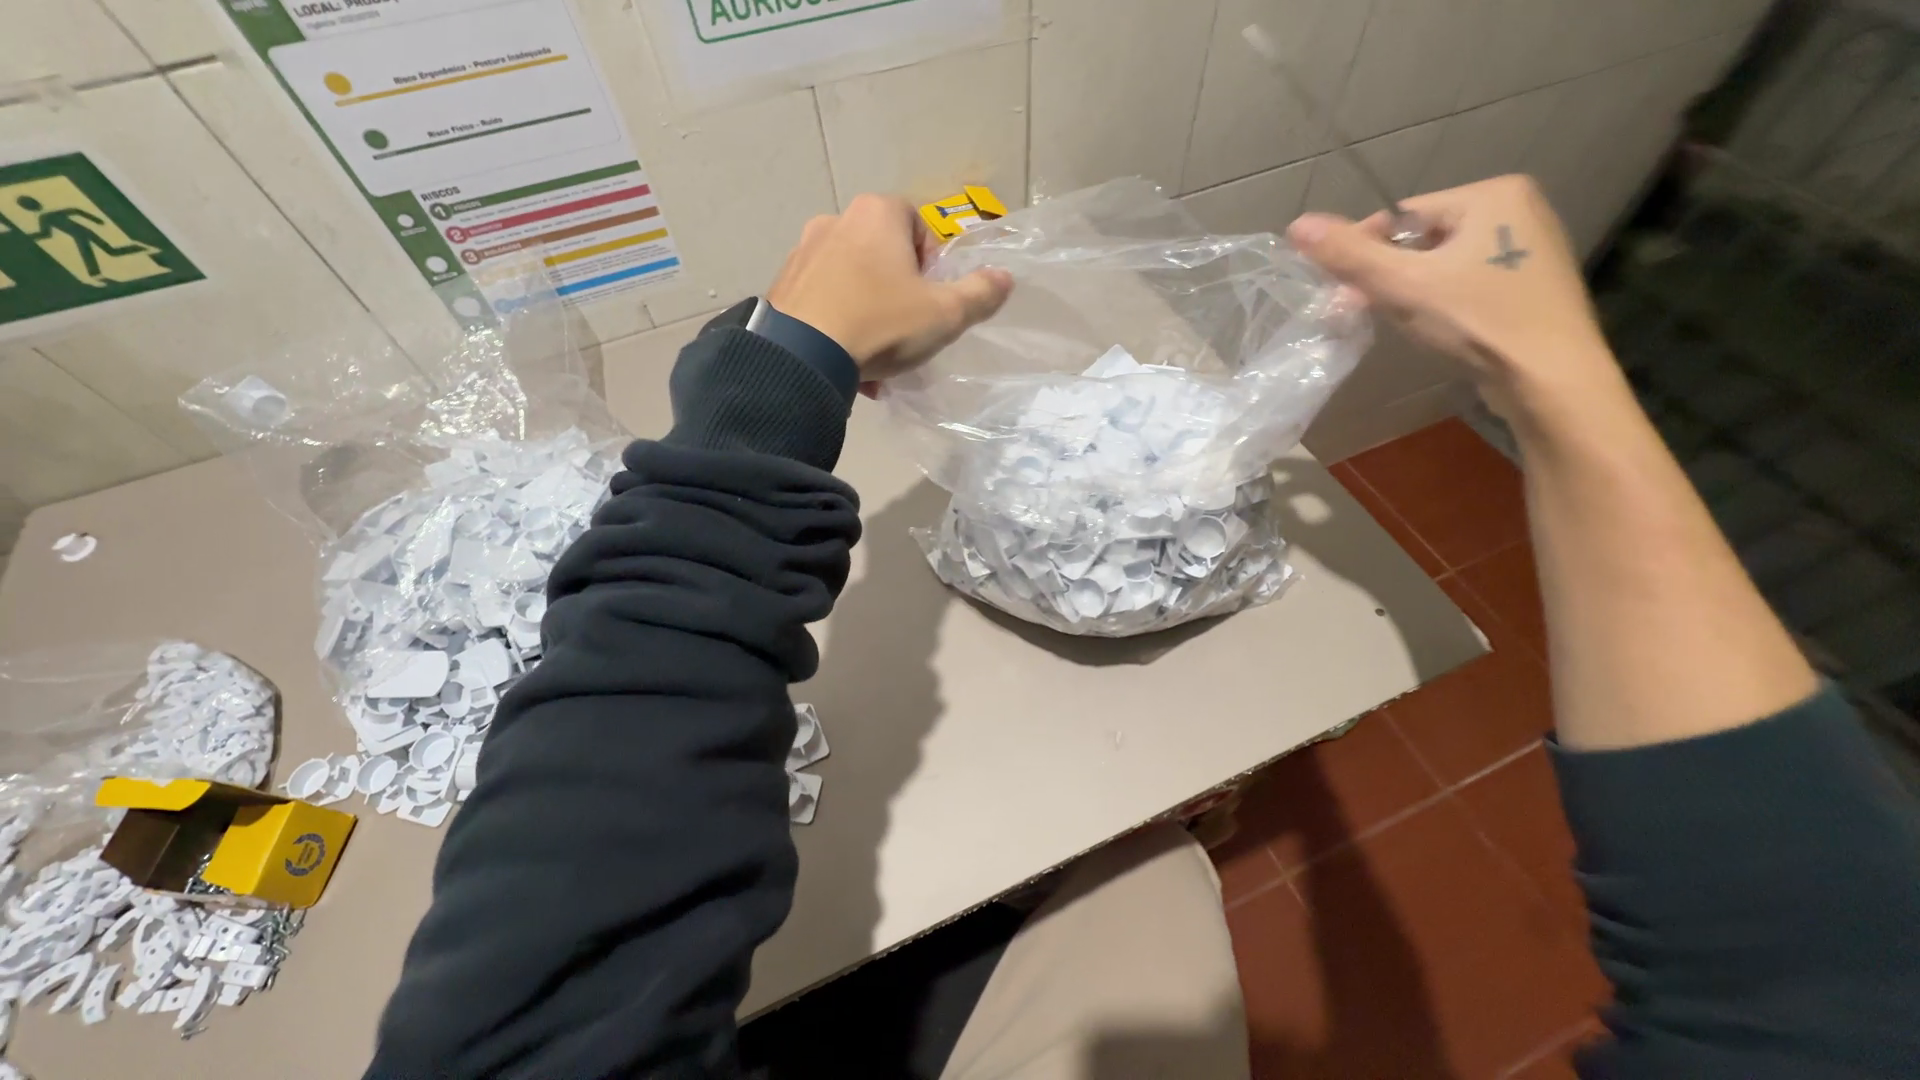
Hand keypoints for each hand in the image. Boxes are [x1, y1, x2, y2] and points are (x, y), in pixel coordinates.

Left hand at [767, 194, 1013, 388]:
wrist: (803, 357)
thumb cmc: (882, 323)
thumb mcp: (944, 314)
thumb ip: (979, 293)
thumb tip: (1004, 277)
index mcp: (877, 213)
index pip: (917, 225)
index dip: (931, 264)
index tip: (931, 299)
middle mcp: (835, 220)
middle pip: (881, 254)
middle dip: (897, 290)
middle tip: (905, 329)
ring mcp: (802, 253)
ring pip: (850, 280)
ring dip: (867, 311)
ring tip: (873, 355)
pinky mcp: (780, 286)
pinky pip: (821, 301)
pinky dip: (836, 324)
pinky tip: (843, 359)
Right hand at [1286, 175, 1617, 417]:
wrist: (1551, 379)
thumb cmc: (1479, 321)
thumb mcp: (1403, 285)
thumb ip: (1349, 254)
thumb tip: (1297, 224)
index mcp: (1493, 194)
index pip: (1401, 216)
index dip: (1365, 253)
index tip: (1344, 291)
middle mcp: (1518, 210)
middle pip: (1421, 240)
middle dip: (1388, 277)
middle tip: (1365, 312)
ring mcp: (1529, 249)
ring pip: (1442, 265)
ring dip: (1411, 293)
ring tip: (1403, 324)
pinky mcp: (1531, 286)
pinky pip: (1467, 283)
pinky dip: (1442, 303)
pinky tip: (1438, 330)